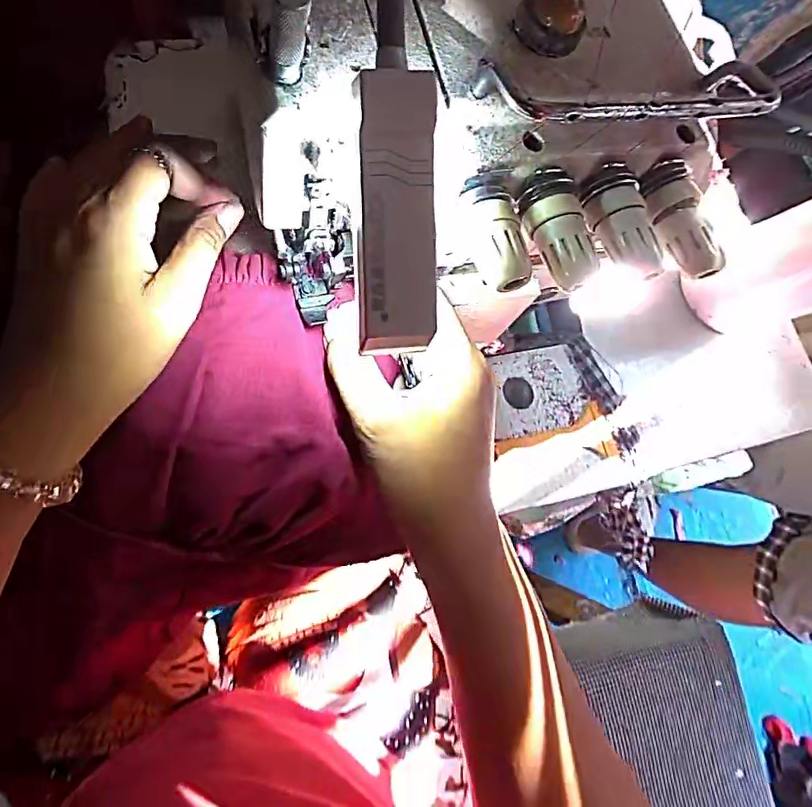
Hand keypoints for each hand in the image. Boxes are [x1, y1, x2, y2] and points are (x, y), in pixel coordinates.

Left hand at [0, 119, 242, 479]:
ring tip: (167, 158)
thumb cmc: (119, 354)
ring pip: (89, 155)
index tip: (223, 205)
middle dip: (171, 150)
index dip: (197, 174)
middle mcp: (70, 203)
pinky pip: (54, 176)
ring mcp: (44, 214)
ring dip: (131, 150)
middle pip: (123, 148)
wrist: (47, 394)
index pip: (158, 162)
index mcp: (110, 218)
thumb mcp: (175, 303)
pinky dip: (85, 164)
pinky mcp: (31, 231)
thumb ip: (202, 245)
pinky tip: (99, 172)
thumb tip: (227, 208)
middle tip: (208, 160)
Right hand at [325, 295, 495, 531]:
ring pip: (426, 346)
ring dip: (394, 343)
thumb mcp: (375, 417)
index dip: (396, 290)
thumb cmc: (422, 480)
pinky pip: (429, 368)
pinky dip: (404, 364)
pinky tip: (382, 374)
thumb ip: (350, 366)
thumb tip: (338, 326)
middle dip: (388, 318)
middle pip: (427, 323)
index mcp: (462, 363)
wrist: (450, 529)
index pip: (429, 303)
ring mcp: (469, 387)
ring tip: (363, 340)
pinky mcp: (459, 404)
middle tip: (354, 314)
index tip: (366, 283)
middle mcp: (473, 368)